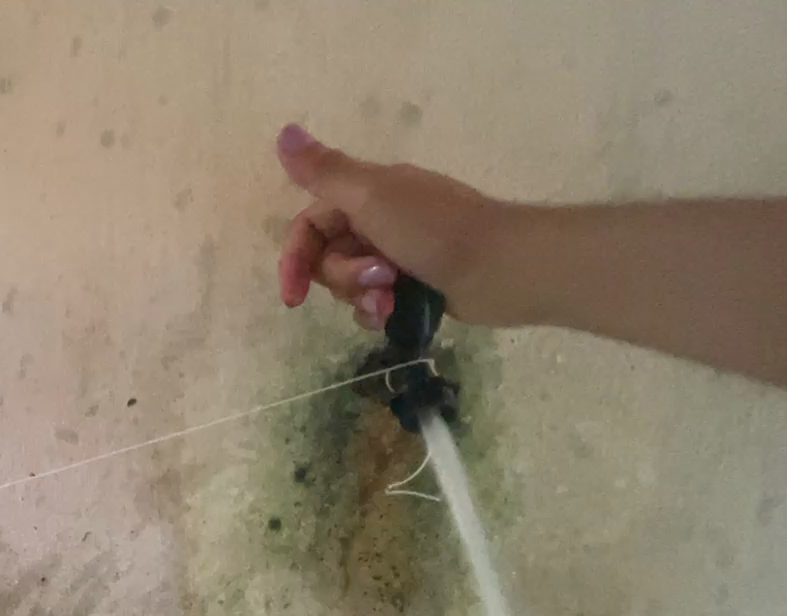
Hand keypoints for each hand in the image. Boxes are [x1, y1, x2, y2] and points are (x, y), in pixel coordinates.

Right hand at [275, 124, 517, 328]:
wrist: (503, 268)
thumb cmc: (435, 229)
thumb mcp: (370, 196)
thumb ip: (324, 172)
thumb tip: (283, 133)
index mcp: (367, 194)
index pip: (307, 228)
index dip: (294, 261)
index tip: (293, 296)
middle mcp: (378, 220)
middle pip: (326, 259)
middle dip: (341, 278)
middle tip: (375, 279)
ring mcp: (395, 253)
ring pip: (346, 284)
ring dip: (359, 296)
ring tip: (390, 298)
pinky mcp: (409, 283)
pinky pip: (368, 303)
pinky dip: (375, 311)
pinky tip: (394, 311)